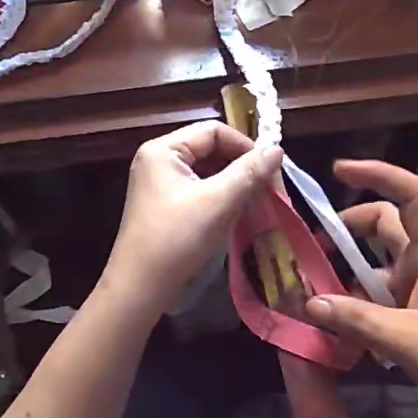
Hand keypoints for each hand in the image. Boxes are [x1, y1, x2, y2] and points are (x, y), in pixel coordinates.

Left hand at [103, 122, 282, 311]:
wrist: (141, 287)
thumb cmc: (177, 239)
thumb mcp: (218, 202)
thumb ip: (249, 172)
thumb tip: (277, 149)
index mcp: (163, 150)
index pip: (213, 131)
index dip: (245, 146)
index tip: (271, 169)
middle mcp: (158, 160)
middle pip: (210, 149)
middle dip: (241, 166)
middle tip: (269, 188)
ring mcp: (160, 184)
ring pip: (207, 171)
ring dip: (234, 183)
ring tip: (257, 201)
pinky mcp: (165, 205)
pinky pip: (199, 190)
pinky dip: (221, 197)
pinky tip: (238, 213)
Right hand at [303, 160, 417, 417]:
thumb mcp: (409, 343)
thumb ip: (356, 320)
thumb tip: (308, 302)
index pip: (412, 195)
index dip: (378, 174)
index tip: (338, 171)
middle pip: (386, 224)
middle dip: (348, 228)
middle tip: (312, 249)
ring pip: (380, 262)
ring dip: (350, 272)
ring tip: (315, 294)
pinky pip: (384, 294)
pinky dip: (361, 301)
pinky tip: (342, 327)